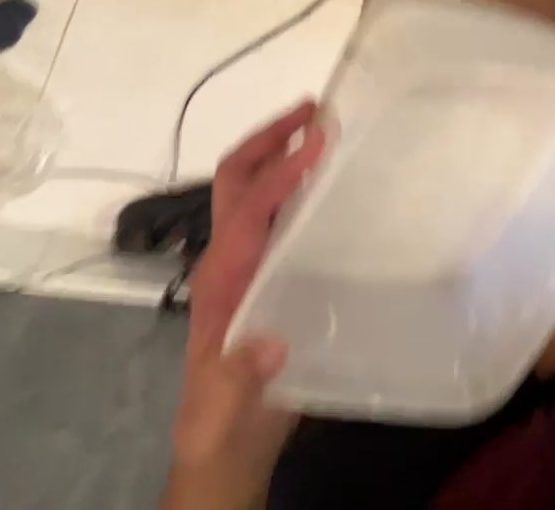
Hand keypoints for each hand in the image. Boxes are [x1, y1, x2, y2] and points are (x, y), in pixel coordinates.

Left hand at [170, 101, 326, 503]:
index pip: (248, 207)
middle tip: (314, 109)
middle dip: (269, 138)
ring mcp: (247, 261)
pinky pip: (277, 211)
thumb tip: (270, 341)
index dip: (280, 171)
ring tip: (325, 127)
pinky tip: (332, 181)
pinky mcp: (267, 271)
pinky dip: (297, 182)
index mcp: (222, 275)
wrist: (225, 444)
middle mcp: (231, 256)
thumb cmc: (225, 422)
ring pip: (256, 188)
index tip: (318, 140)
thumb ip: (238, 378)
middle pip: (237, 178)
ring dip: (282, 150)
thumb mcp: (225, 409)